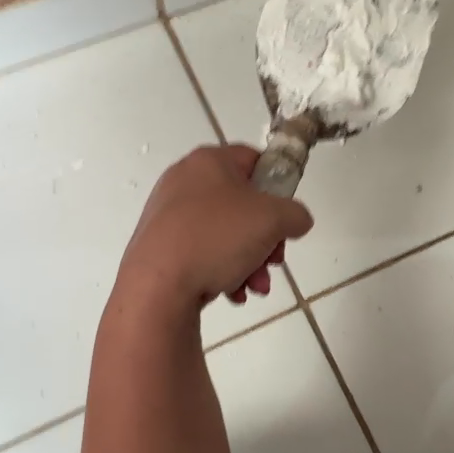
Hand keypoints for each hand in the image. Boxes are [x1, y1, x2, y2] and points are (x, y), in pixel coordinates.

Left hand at [118, 145, 313, 311]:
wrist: (157, 285)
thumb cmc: (217, 238)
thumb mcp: (275, 220)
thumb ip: (296, 214)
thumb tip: (296, 221)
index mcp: (209, 162)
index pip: (255, 160)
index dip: (278, 186)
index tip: (285, 216)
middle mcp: (185, 181)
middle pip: (243, 204)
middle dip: (266, 238)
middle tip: (274, 260)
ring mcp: (169, 215)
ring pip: (225, 234)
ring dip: (250, 261)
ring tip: (256, 286)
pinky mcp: (160, 246)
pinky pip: (203, 253)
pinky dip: (223, 271)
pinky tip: (232, 292)